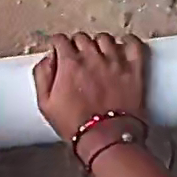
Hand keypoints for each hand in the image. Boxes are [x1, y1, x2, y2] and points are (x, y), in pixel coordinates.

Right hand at [34, 33, 149, 141]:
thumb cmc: (76, 124)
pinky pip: (134, 44)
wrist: (106, 138)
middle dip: (77, 45)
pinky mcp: (134, 69)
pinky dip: (128, 41)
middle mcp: (92, 57)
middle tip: (77, 57)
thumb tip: (47, 59)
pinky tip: (123, 45)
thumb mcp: (45, 104)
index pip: (60, 40)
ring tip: (98, 54)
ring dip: (99, 43)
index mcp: (69, 64)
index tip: (59, 50)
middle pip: (82, 37)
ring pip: (105, 38)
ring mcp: (115, 61)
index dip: (58, 45)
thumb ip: (42, 76)